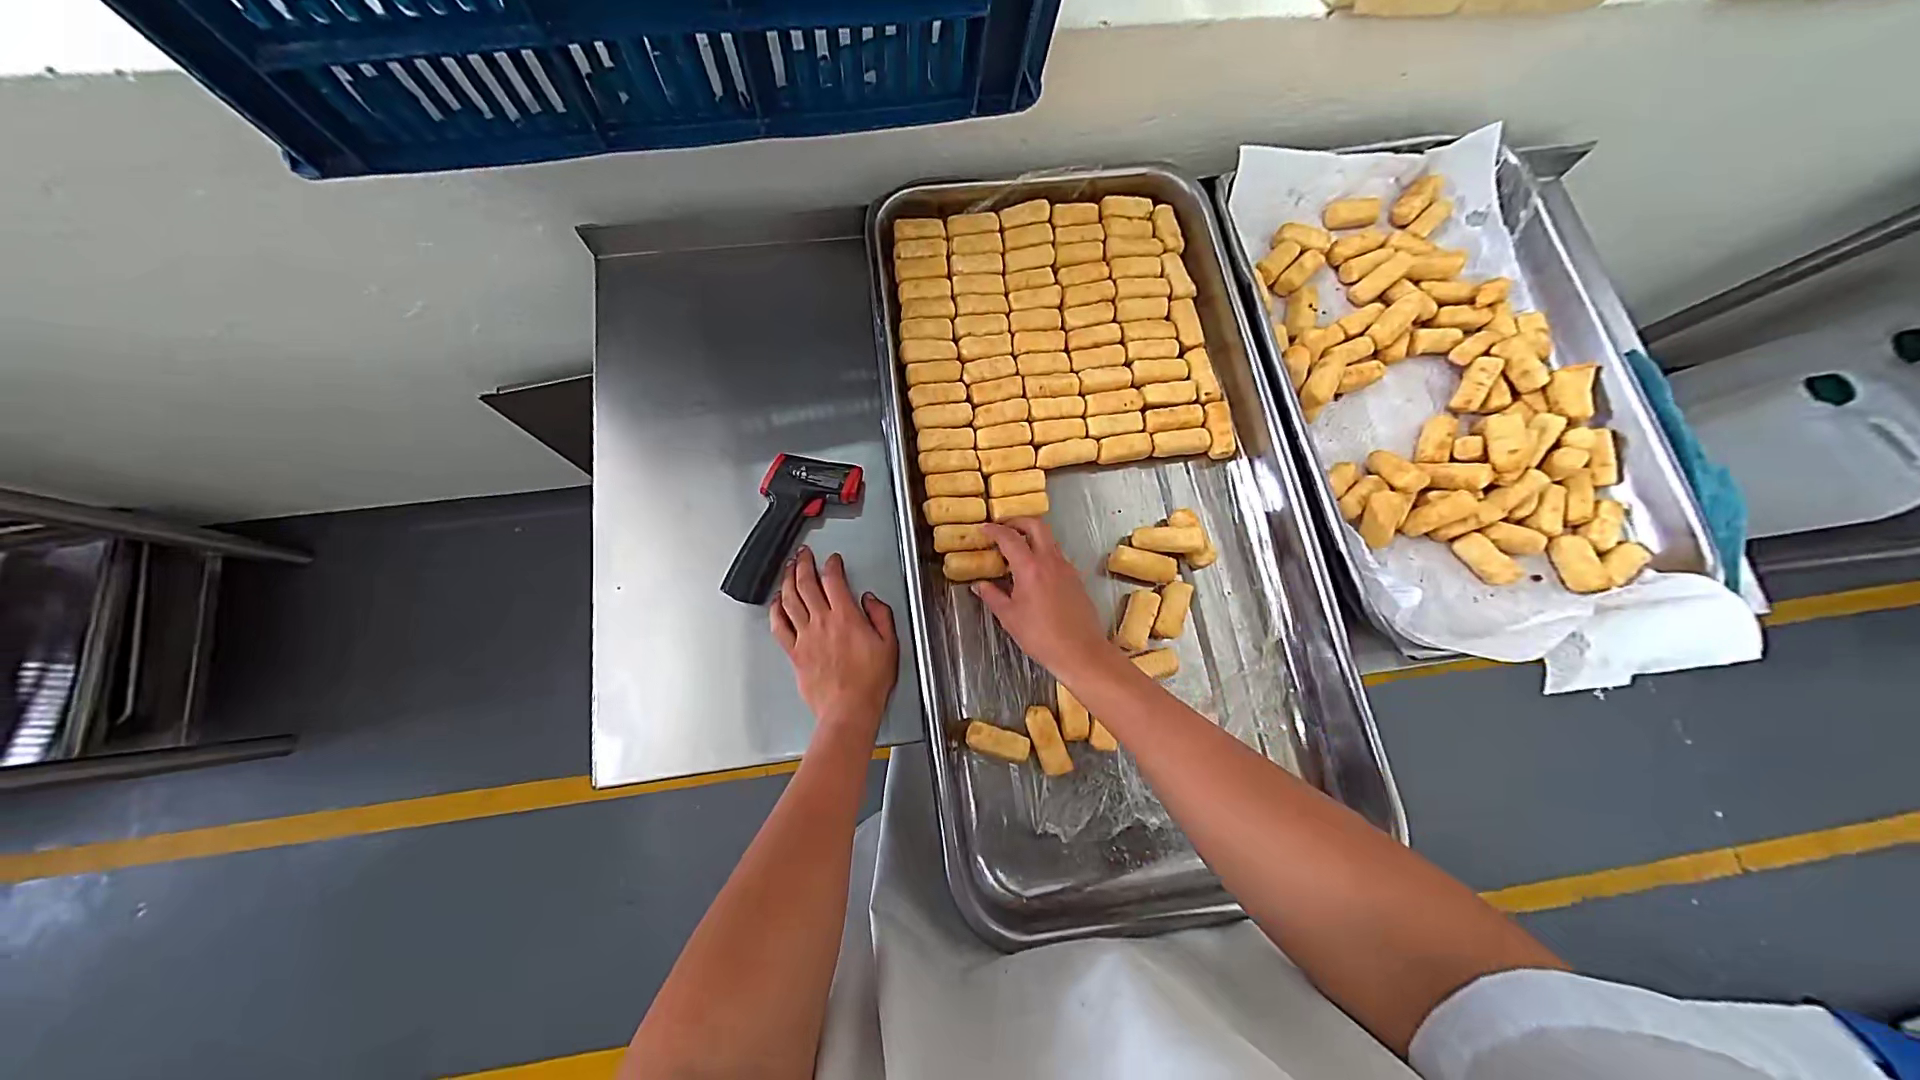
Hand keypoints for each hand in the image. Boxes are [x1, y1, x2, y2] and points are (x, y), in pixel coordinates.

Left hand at [771, 548, 897, 736]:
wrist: (848, 709)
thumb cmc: (869, 682)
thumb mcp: (890, 644)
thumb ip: (881, 616)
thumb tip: (871, 600)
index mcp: (846, 618)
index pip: (833, 580)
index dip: (831, 565)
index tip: (833, 560)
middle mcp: (822, 623)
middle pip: (806, 584)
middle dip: (803, 564)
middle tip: (803, 554)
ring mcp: (805, 637)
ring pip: (790, 599)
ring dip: (787, 580)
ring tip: (788, 569)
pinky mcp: (795, 653)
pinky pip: (779, 626)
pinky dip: (775, 610)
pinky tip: (776, 602)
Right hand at [972, 519, 1117, 678]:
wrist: (1081, 651)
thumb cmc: (1042, 637)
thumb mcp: (1009, 617)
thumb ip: (993, 596)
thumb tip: (980, 585)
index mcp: (1030, 568)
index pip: (1010, 537)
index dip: (994, 530)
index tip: (984, 529)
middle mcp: (1051, 561)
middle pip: (1036, 525)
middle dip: (1017, 521)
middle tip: (1003, 529)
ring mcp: (1066, 568)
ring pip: (1049, 539)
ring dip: (1032, 536)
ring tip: (1016, 550)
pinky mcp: (1076, 578)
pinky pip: (1057, 556)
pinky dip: (1043, 553)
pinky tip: (1034, 571)